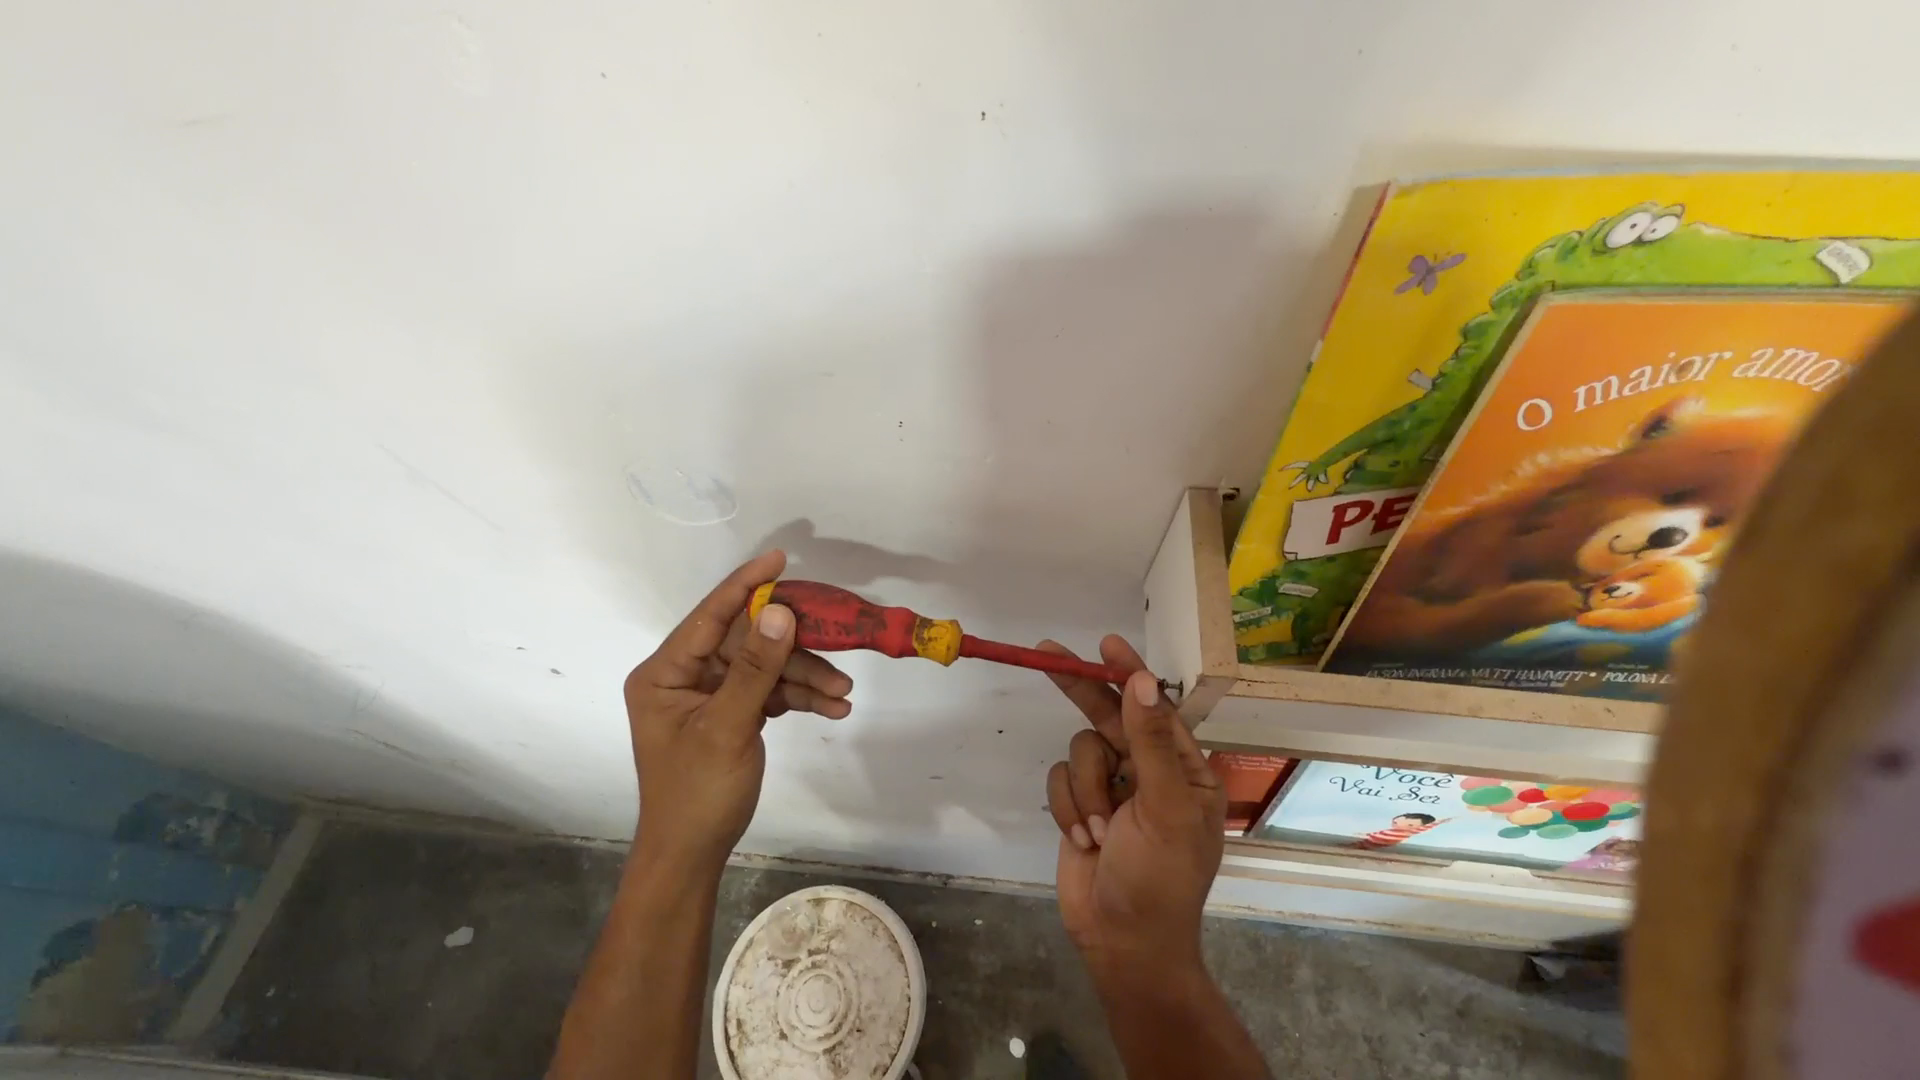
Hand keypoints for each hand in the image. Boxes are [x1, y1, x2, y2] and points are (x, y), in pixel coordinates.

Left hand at [622, 551, 852, 865]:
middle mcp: (686, 675)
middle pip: (748, 642)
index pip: (710, 616)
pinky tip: (834, 707)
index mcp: (665, 672)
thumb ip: (755, 669)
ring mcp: (711, 694)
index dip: (746, 585)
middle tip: (838, 641)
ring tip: (843, 693)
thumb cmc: (697, 793)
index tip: (780, 558)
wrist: (693, 853)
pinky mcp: (732, 713)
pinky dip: (800, 697)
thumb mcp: (728, 727)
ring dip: (805, 677)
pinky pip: (770, 691)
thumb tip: (780, 612)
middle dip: (794, 649)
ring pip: (766, 667)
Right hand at [1039, 636, 1224, 976]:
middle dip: (1081, 690)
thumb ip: (1151, 742)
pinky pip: (1060, 779)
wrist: (1122, 943)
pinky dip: (1067, 808)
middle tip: (1046, 654)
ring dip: (1085, 791)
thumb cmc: (1160, 878)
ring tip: (1100, 832)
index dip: (1130, 673)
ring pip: (1080, 751)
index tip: (1106, 643)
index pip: (1155, 708)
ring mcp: (1111, 788)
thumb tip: (1143, 681)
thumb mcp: (1165, 808)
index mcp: (1183, 769)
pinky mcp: (1079, 805)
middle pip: (1108, 716)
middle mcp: (1147, 771)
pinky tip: (1083, 841)